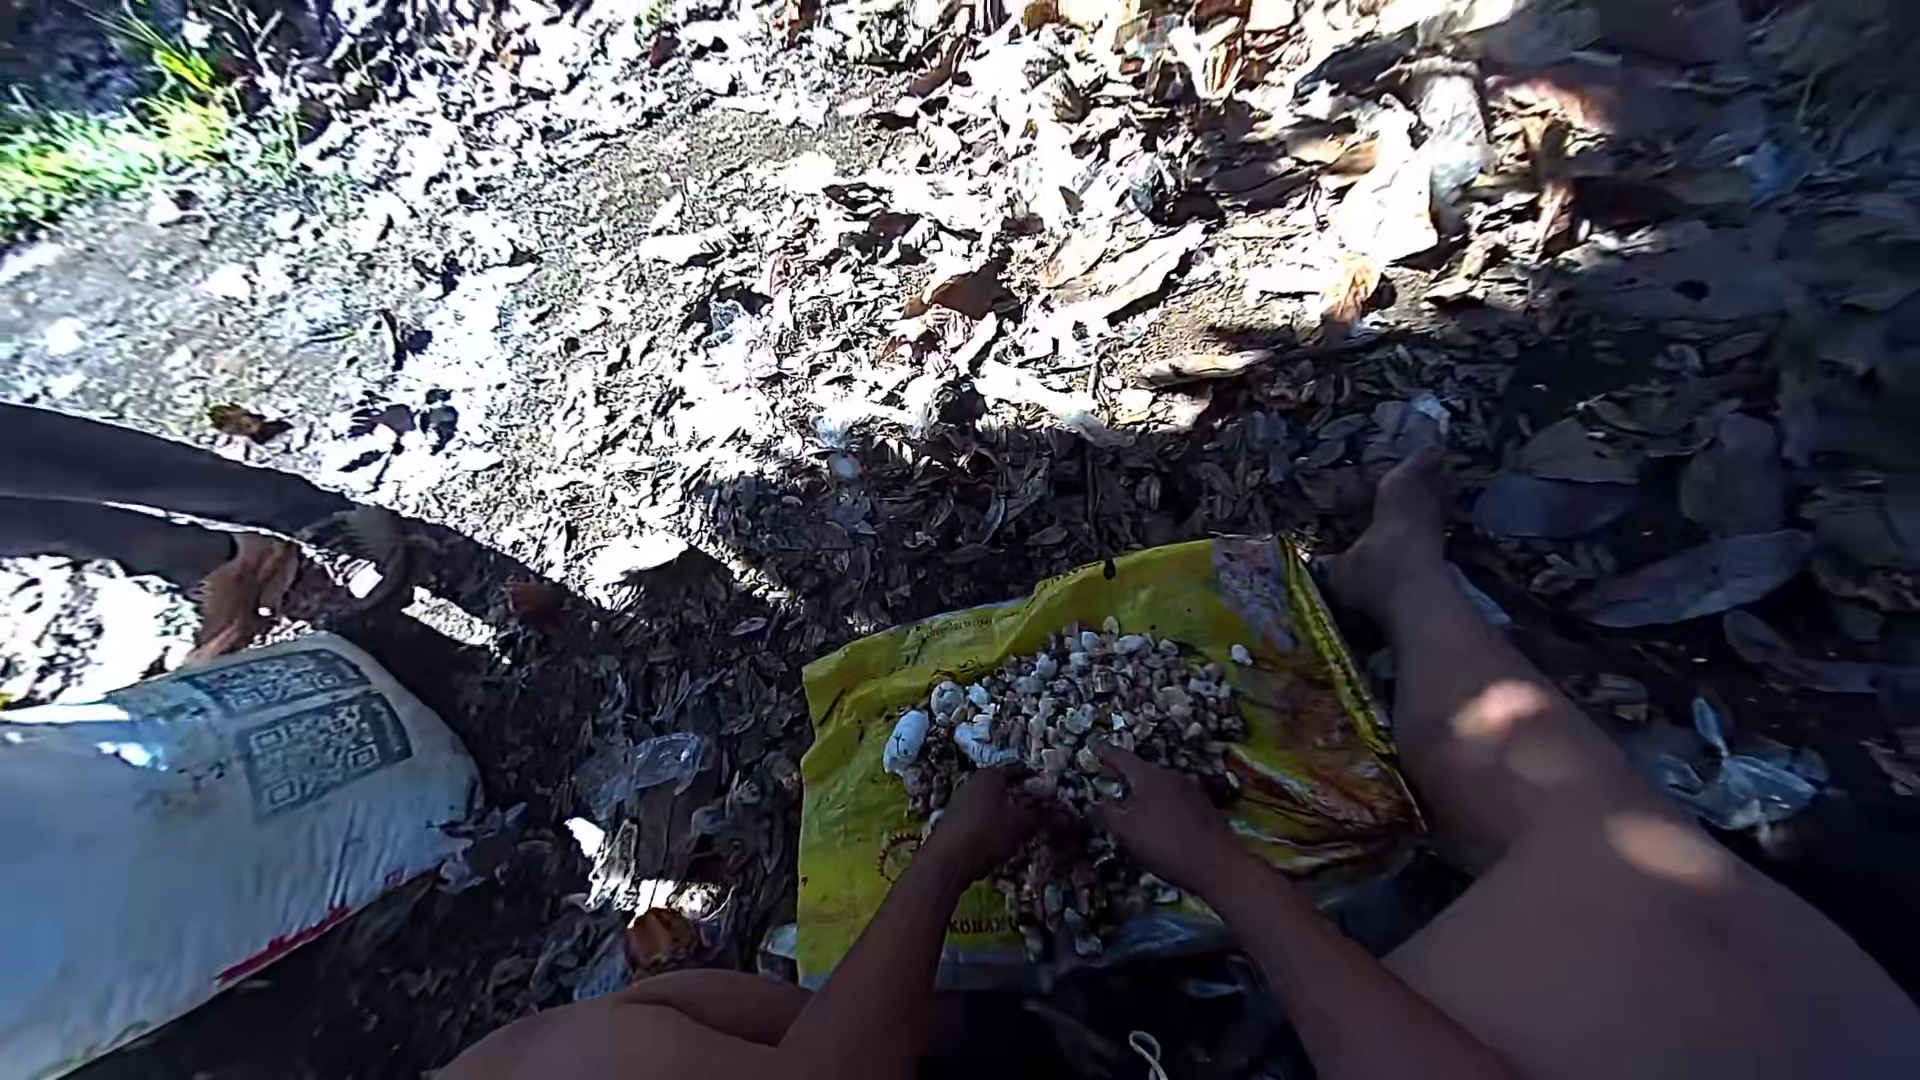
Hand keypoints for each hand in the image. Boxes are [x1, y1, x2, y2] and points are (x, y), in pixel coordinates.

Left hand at [922, 767, 1038, 881]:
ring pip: (987, 801)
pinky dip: (988, 822)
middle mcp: (973, 781)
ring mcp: (959, 799)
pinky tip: (995, 838)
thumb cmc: (988, 832)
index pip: (1016, 769)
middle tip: (1034, 807)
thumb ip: (1039, 816)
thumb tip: (1060, 814)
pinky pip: (976, 816)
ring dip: (1002, 810)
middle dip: (1017, 795)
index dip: (1032, 778)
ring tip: (1017, 825)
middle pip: (1000, 784)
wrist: (948, 859)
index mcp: (990, 775)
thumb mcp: (1020, 824)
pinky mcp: (951, 819)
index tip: (1045, 787)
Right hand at [1092, 744, 1250, 896]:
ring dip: (1145, 795)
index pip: (1120, 757)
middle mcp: (1170, 775)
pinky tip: (1161, 826)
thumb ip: (1107, 813)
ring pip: (1160, 787)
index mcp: (1148, 775)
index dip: (1104, 753)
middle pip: (1142, 772)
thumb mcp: (1126, 829)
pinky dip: (1162, 808)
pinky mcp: (1205, 809)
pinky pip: (1175, 801)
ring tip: (1134, 810)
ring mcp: (1191, 791)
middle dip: (1126, 778)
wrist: (1220, 866)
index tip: (1093, 746)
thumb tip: (1097, 802)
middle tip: (1111, 782)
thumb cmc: (1165, 843)